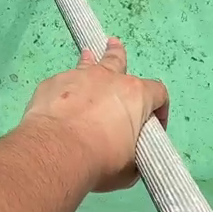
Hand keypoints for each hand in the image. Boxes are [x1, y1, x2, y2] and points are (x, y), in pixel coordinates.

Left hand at [17, 37, 168, 192]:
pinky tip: (59, 100)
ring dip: (90, 62)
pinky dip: (65, 89)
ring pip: (87, 64)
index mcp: (134, 95)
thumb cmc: (102, 159)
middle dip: (118, 54)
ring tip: (88, 54)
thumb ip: (133, 150)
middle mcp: (107, 78)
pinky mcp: (52, 83)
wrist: (57, 149)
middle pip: (117, 60)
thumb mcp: (130, 167)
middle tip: (115, 45)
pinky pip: (63, 82)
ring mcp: (77, 76)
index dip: (160, 109)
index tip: (153, 126)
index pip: (158, 92)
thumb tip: (125, 150)